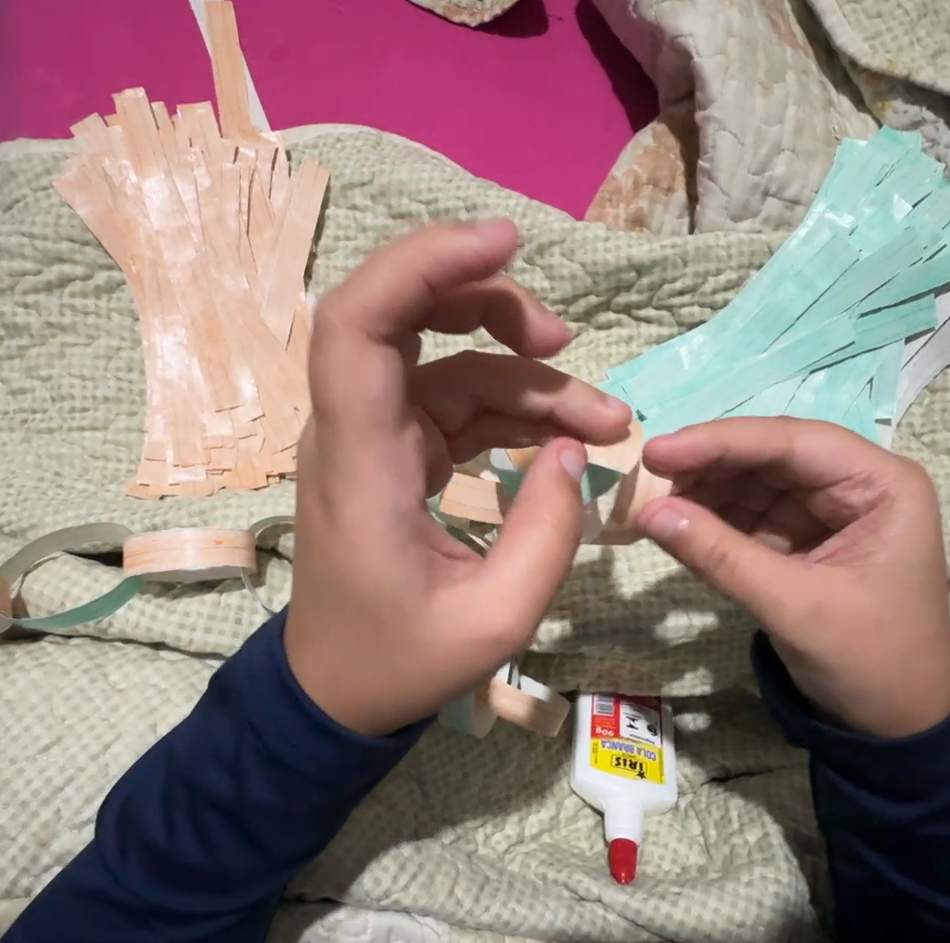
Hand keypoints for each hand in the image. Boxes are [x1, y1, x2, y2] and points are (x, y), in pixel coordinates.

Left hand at [287, 220, 635, 735]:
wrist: (339, 691)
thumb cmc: (400, 662)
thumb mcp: (495, 621)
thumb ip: (548, 533)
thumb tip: (577, 449)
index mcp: (360, 463)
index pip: (357, 325)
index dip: (421, 265)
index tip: (503, 243)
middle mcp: (356, 432)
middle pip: (400, 317)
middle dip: (487, 305)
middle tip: (563, 337)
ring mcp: (376, 440)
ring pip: (450, 366)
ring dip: (529, 379)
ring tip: (610, 418)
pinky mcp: (399, 455)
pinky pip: (458, 406)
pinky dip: (516, 412)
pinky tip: (571, 437)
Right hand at [634, 419, 949, 737]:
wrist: (891, 726)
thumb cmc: (867, 661)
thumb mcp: (793, 606)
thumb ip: (719, 555)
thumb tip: (646, 512)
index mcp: (881, 485)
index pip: (792, 443)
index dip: (721, 442)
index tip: (658, 450)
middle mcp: (855, 486)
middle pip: (769, 456)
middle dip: (707, 465)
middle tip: (644, 475)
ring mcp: (826, 512)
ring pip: (752, 482)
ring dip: (702, 490)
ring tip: (649, 500)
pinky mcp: (800, 539)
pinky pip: (747, 515)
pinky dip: (709, 518)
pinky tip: (673, 521)